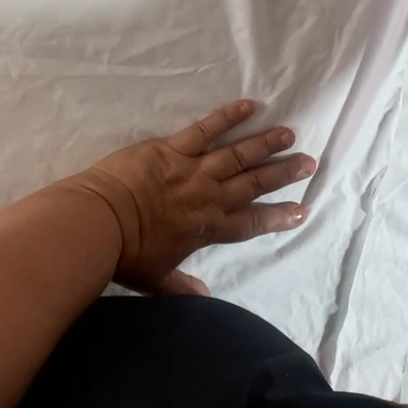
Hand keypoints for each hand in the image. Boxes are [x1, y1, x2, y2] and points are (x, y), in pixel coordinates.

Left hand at [66, 100, 314, 295]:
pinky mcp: (173, 148)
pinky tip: (250, 105)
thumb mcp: (155, 277)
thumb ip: (181, 287)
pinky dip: (228, 117)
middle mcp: (208, 197)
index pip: (250, 223)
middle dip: (283, 174)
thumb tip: (204, 301)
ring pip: (237, 154)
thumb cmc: (124, 254)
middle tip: (310, 163)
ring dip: (265, 144)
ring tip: (289, 134)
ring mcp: (193, 169)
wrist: (98, 223)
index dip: (277, 217)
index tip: (301, 210)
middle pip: (253, 184)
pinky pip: (205, 129)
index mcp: (205, 228)